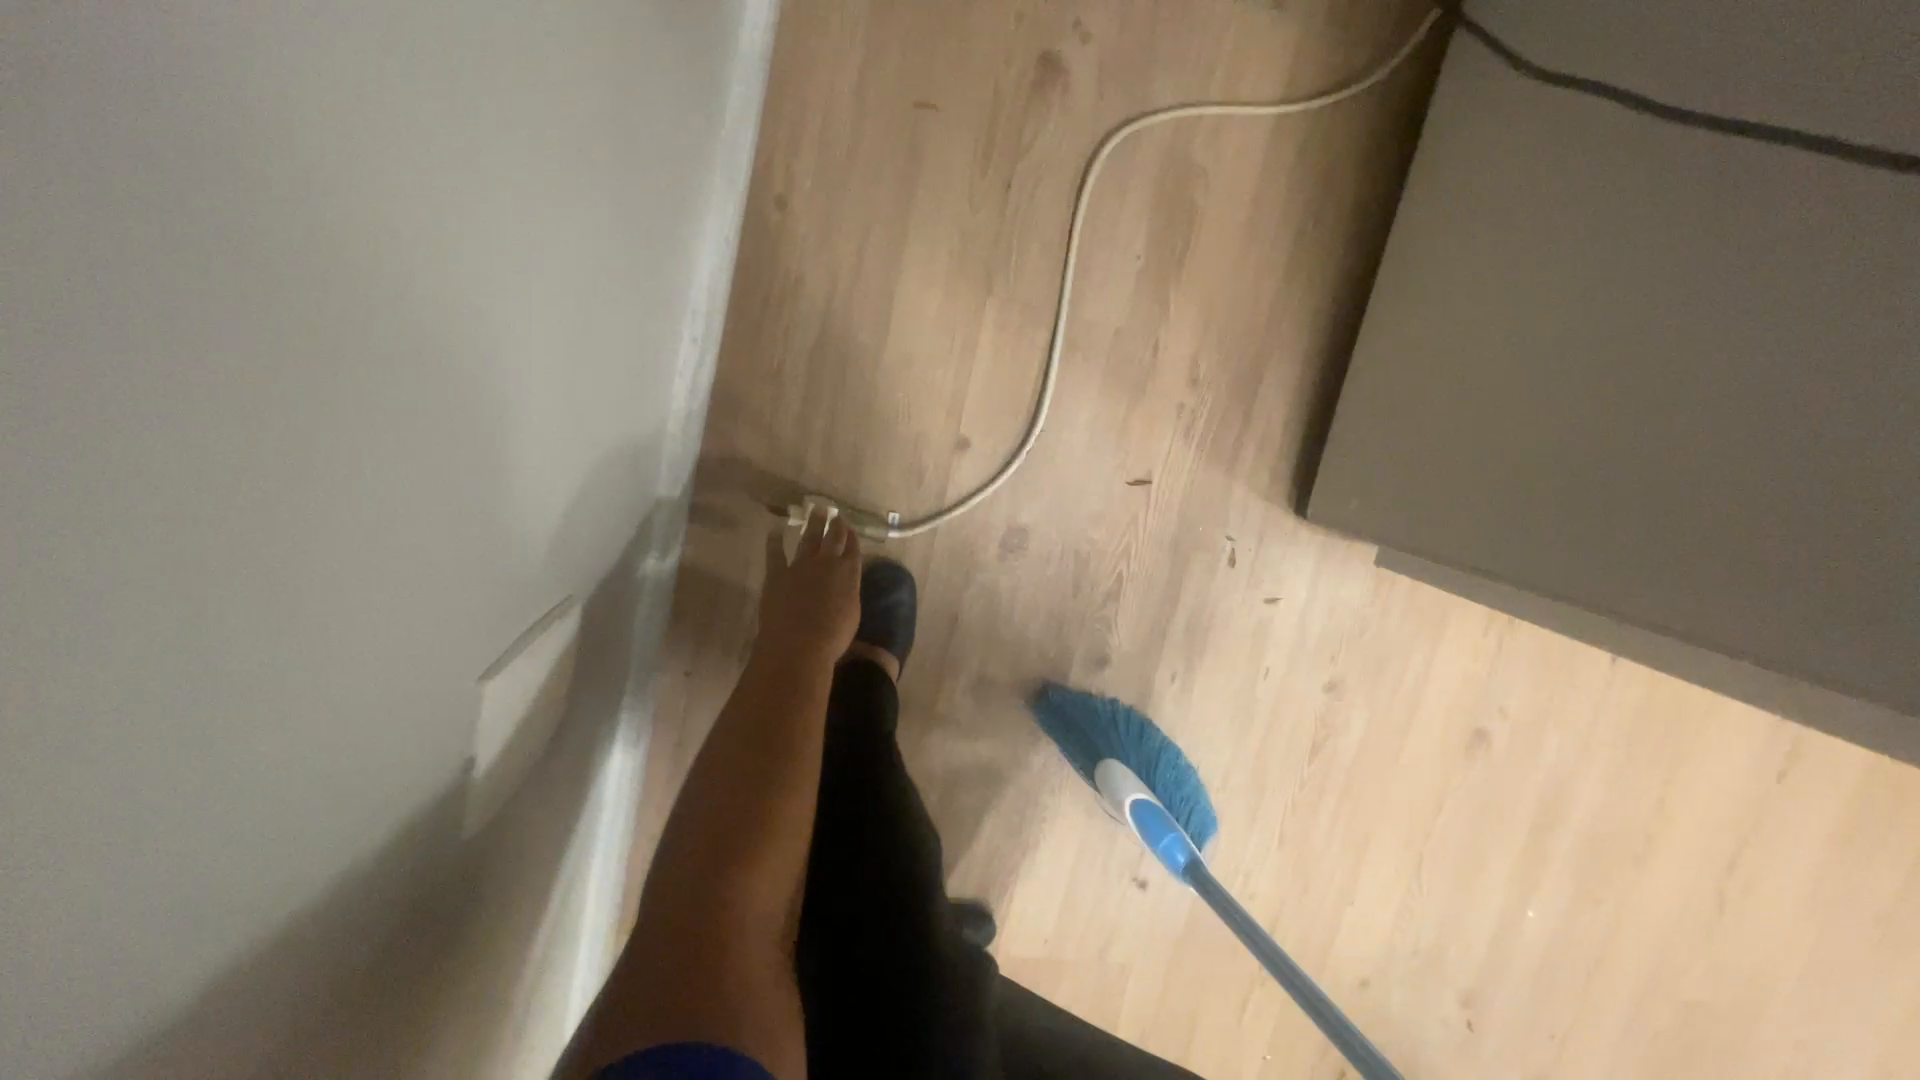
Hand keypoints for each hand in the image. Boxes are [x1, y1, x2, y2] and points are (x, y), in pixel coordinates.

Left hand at [755, 509, 861, 669]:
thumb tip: (847, 584)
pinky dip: (774, 540)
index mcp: (848, 574)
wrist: (798, 645)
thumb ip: (850, 594)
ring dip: (813, 524)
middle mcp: (826, 563)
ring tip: (816, 510)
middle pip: (833, 538)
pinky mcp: (777, 573)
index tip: (851, 528)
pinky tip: (775, 529)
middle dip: (836, 525)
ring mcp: (800, 566)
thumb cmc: (832, 637)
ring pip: (808, 538)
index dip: (852, 538)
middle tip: (836, 515)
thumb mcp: (852, 615)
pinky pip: (775, 552)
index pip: (853, 550)